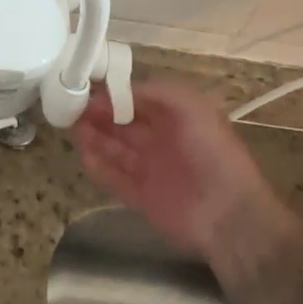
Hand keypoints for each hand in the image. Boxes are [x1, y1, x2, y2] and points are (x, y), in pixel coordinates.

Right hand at [73, 82, 259, 254]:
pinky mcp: (142, 198)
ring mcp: (152, 171)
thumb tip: (123, 88)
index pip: (140, 102)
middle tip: (73, 108)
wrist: (229, 215)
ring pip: (116, 150)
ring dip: (95, 138)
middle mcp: (164, 142)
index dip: (115, 95)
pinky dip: (99, 168)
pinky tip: (84, 156)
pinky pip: (115, 179)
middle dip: (100, 115)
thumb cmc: (212, 154)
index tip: (91, 89)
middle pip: (124, 125)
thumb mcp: (193, 109)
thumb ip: (159, 91)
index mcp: (179, 120)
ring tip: (73, 128)